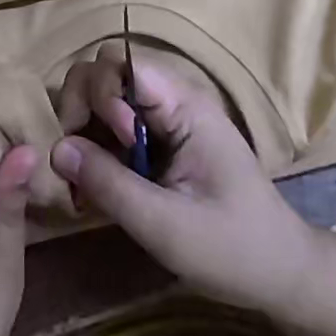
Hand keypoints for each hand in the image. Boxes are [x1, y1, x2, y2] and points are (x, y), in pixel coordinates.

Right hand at [51, 44, 318, 313]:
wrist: (279, 273)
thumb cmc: (232, 248)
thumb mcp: (166, 226)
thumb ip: (110, 183)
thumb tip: (56, 148)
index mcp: (184, 104)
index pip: (122, 62)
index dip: (103, 94)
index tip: (113, 143)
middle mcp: (170, 99)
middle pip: (105, 71)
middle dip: (82, 107)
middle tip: (80, 161)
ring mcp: (162, 119)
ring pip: (102, 96)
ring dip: (83, 130)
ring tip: (82, 182)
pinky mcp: (155, 141)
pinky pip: (111, 126)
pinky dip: (93, 148)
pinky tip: (92, 188)